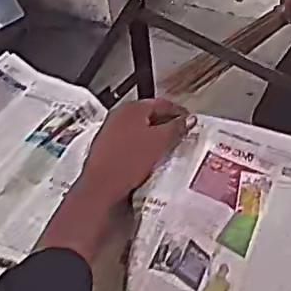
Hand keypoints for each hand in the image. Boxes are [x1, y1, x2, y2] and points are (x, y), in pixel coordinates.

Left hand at [73, 98, 193, 204]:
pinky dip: (141, 146)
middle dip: (166, 124)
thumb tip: (189, 120)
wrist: (101, 186)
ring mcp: (110, 130)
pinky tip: (148, 158)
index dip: (179, 112)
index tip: (190, 121)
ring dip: (153, 136)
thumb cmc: (129, 161)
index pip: (162, 104)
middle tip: (181, 135)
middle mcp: (119, 115)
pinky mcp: (106, 147)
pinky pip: (129, 141)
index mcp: (133, 108)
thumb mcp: (160, 142)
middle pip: (149, 115)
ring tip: (166, 148)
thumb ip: (176, 128)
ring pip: (139, 129)